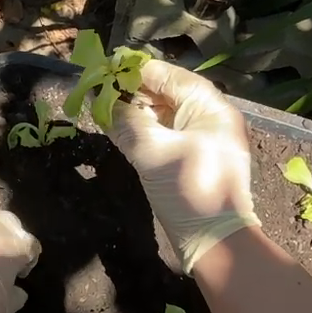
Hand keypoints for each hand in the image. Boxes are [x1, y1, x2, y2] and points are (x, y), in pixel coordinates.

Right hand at [109, 60, 258, 273]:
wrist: (215, 242)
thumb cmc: (190, 191)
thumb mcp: (154, 152)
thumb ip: (126, 123)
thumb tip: (100, 102)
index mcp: (209, 106)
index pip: (166, 75)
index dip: (133, 71)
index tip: (101, 70)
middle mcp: (208, 117)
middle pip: (164, 93)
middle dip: (131, 92)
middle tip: (96, 93)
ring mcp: (202, 139)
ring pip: (162, 115)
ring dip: (134, 112)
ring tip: (103, 111)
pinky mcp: (192, 160)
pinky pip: (164, 135)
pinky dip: (142, 131)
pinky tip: (119, 132)